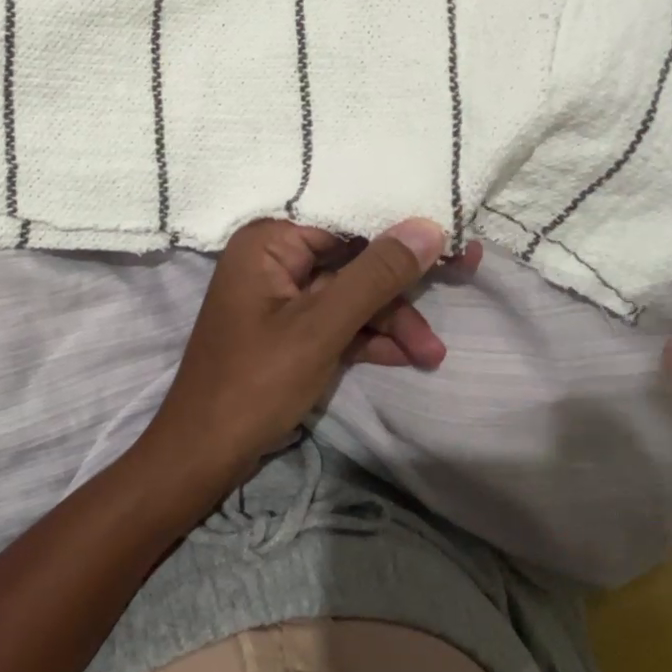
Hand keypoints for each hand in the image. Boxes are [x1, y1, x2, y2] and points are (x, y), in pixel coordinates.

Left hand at [140, 218, 469, 479]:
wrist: (204, 453)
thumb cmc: (254, 382)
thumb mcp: (320, 327)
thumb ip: (375, 276)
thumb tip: (428, 226)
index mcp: (267, 242)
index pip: (344, 219)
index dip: (400, 230)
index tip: (456, 239)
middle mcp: (271, 259)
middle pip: (351, 256)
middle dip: (400, 285)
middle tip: (467, 277)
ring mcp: (280, 297)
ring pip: (349, 294)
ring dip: (391, 320)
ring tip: (432, 354)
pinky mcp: (288, 331)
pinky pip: (337, 321)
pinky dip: (368, 338)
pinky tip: (407, 357)